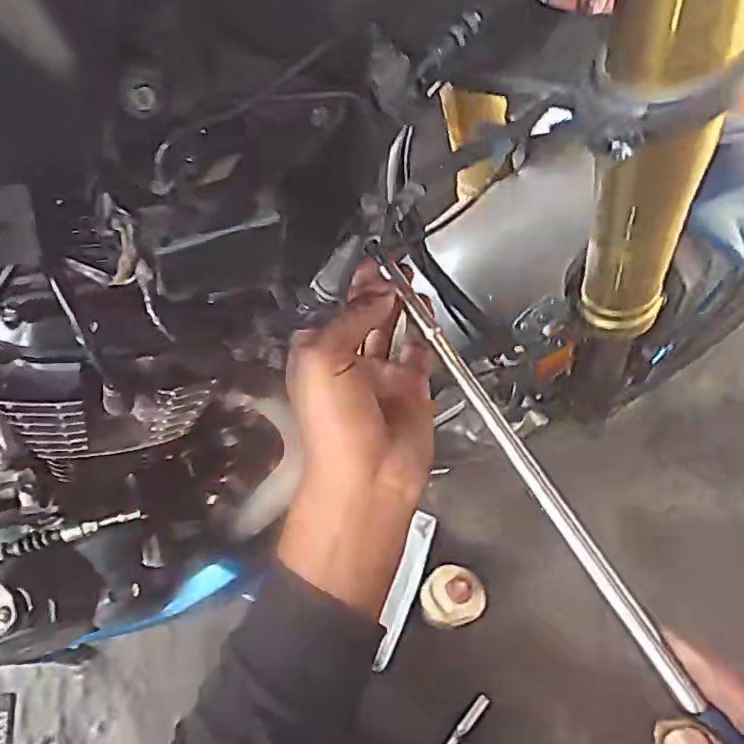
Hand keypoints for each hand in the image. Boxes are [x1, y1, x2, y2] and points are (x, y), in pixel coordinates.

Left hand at [277, 264, 434, 617]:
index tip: (367, 268)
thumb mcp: (323, 358)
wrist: (367, 476)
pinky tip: (425, 321)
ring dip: (402, 308)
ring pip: (393, 332)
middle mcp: (347, 367)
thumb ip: (350, 320)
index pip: (335, 314)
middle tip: (392, 268)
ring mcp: (380, 380)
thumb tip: (375, 295)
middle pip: (365, 319)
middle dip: (377, 293)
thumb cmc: (332, 428)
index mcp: (318, 359)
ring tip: (410, 283)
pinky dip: (424, 339)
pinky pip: (419, 357)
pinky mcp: (410, 393)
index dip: (351, 291)